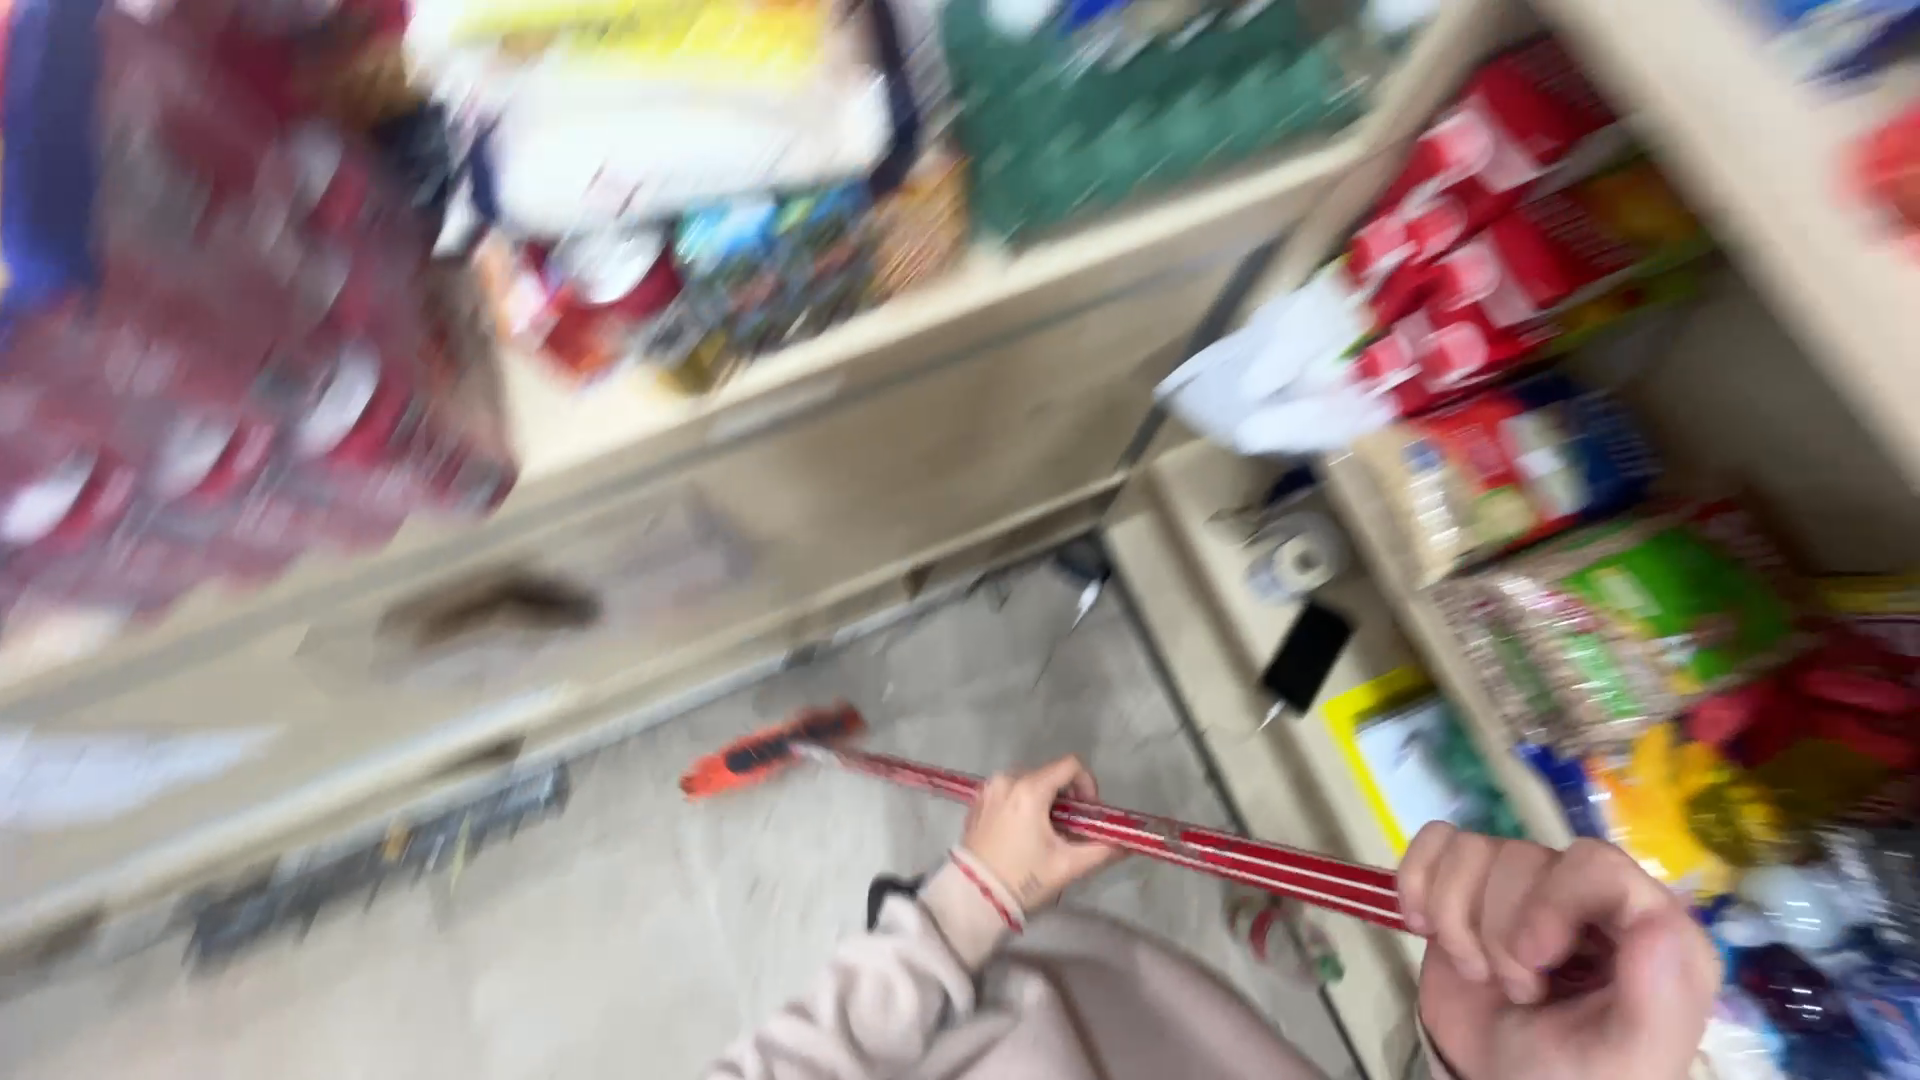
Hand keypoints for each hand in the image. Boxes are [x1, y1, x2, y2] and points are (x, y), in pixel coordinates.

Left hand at [960, 756, 1124, 911]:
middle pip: (1049, 773)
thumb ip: (1102, 850)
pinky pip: (1009, 790)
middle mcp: (1007, 779)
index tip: (1088, 812)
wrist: (974, 898)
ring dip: (1045, 799)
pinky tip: (1024, 832)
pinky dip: (1023, 802)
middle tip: (1071, 826)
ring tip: (1048, 832)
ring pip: (1029, 781)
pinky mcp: (978, 800)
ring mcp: (989, 788)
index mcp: (1029, 789)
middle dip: (1066, 795)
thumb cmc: (1023, 879)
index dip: (1087, 785)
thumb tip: (1127, 843)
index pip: (1070, 765)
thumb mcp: (1067, 866)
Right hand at [1398, 824, 1720, 1079]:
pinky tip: (1423, 925)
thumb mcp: (1628, 1061)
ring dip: (1453, 917)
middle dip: (1497, 929)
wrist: (1492, 1079)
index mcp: (1641, 926)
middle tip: (1513, 988)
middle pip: (1521, 856)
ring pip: (1469, 850)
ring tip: (1474, 969)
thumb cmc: (1570, 1076)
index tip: (1532, 956)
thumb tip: (1659, 923)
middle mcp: (1579, 891)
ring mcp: (1515, 881)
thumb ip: (1661, 1000)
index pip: (1596, 864)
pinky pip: (1432, 842)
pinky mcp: (1461, 879)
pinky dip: (1416, 881)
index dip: (1554, 899)